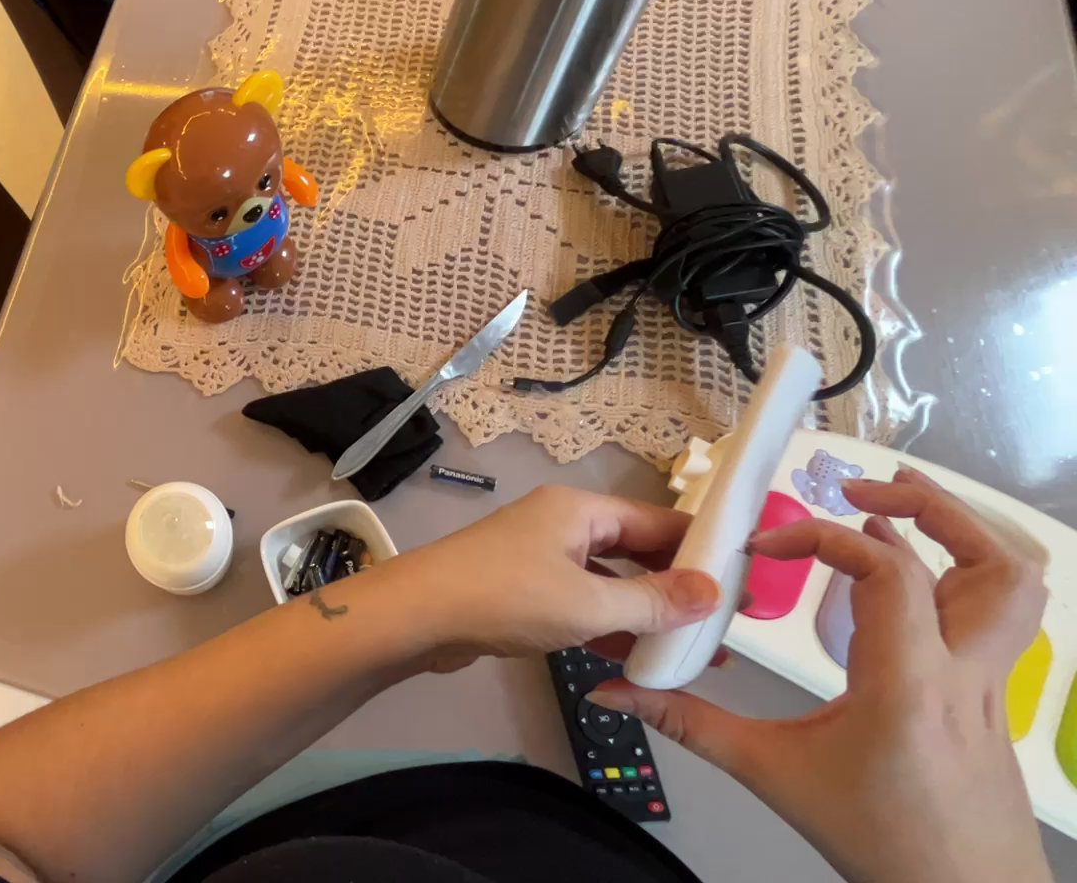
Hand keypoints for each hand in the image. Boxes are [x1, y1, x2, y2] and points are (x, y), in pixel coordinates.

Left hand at [366, 485, 720, 672]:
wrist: (419, 615)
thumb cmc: (505, 596)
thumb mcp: (589, 601)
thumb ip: (654, 600)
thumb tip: (715, 590)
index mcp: (578, 510)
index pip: (658, 520)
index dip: (704, 551)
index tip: (751, 586)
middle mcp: (560, 525)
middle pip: (635, 550)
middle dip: (680, 587)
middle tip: (731, 628)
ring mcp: (539, 557)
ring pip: (610, 581)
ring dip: (647, 613)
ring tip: (699, 653)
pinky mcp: (524, 590)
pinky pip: (581, 602)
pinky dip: (609, 626)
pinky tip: (641, 659)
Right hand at [587, 468, 1052, 882]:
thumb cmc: (877, 837)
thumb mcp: (767, 772)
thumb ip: (685, 722)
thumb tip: (609, 690)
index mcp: (908, 683)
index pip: (891, 574)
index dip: (823, 538)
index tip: (764, 544)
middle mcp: (966, 673)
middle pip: (998, 565)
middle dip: (936, 508)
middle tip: (859, 485)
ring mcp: (990, 683)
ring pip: (1018, 585)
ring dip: (963, 529)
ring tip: (893, 497)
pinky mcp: (987, 693)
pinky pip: (987, 612)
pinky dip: (950, 567)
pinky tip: (897, 558)